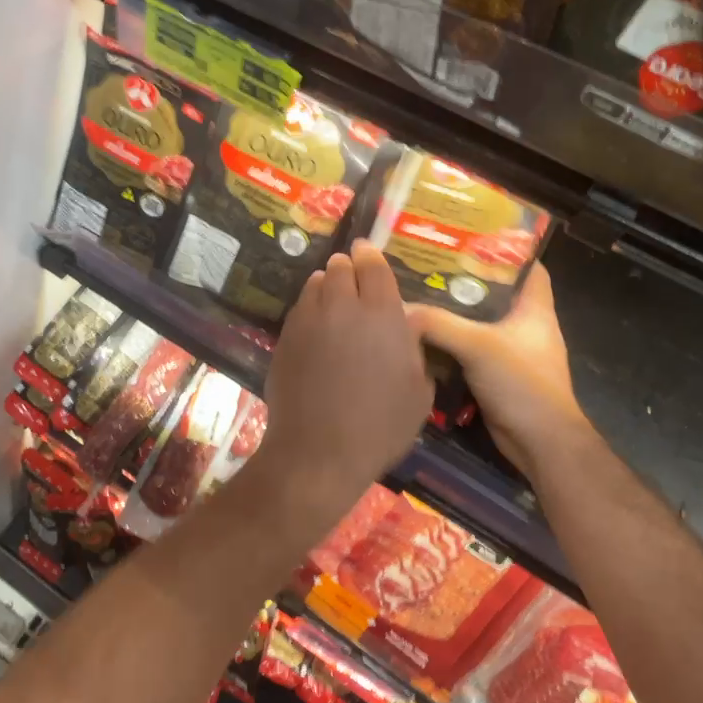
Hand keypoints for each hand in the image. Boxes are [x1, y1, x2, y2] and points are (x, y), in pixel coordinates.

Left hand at [259, 241, 432, 517]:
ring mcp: (307, 320)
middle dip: (347, 268)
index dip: (370, 256)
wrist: (318, 451)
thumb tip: (407, 324)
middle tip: (351, 274)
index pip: (374, 267)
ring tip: (332, 297)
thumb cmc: (380, 427)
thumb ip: (413, 350)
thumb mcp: (418, 393)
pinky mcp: (284, 338)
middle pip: (341, 268)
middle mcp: (343, 307)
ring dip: (326, 285)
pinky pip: (299, 309)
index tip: (366, 251)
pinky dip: (309, 307)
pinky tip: (315, 324)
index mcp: (382, 314)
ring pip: (316, 285)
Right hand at [406, 264, 594, 479]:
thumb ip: (437, 324)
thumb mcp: (477, 346)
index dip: (504, 250)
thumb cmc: (522, 384)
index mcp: (534, 309)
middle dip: (461, 283)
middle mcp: (524, 327)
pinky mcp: (494, 377)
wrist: (539, 443)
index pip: (528, 267)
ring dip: (449, 316)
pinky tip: (417, 337)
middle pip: (492, 295)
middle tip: (425, 267)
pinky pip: (465, 352)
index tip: (469, 239)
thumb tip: (397, 309)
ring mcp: (509, 353)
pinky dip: (445, 345)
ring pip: (475, 325)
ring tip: (414, 297)